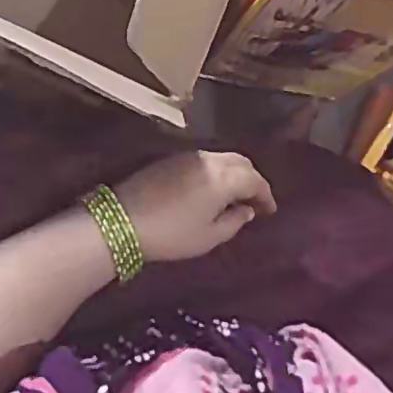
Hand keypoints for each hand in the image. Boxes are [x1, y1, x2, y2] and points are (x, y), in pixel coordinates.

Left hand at [111, 151, 276, 262]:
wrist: (122, 220)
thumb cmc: (172, 234)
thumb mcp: (209, 236)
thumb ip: (235, 221)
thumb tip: (247, 209)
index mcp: (223, 177)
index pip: (255, 180)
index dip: (266, 195)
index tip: (269, 211)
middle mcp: (209, 159)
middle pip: (240, 162)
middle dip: (252, 179)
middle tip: (255, 201)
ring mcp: (188, 156)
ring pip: (222, 158)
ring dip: (234, 173)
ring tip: (234, 196)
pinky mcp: (171, 159)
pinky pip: (204, 160)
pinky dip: (216, 171)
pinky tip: (211, 189)